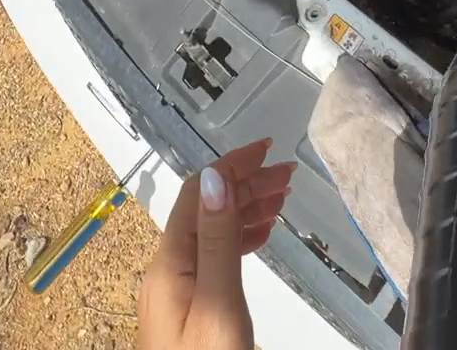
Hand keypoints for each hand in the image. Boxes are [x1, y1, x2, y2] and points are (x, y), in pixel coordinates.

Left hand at [138, 139, 296, 349]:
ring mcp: (177, 289)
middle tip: (289, 176)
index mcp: (170, 262)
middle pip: (208, 207)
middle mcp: (168, 269)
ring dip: (247, 207)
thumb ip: (217, 239)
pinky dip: (242, 235)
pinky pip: (215, 255)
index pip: (201, 192)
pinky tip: (263, 233)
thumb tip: (216, 176)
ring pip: (213, 229)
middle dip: (247, 184)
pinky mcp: (189, 307)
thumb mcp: (219, 302)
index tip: (268, 149)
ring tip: (283, 198)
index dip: (233, 164)